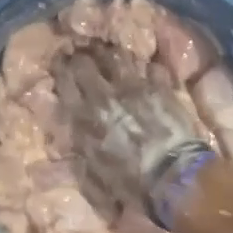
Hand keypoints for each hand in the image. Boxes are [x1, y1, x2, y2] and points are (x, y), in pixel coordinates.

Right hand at [54, 50, 207, 220]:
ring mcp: (135, 87)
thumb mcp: (94, 170)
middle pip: (87, 62)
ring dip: (108, 53)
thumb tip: (58, 132)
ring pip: (116, 56)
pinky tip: (141, 66)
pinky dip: (141, 64)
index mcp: (86, 115)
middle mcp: (107, 94)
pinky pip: (147, 65)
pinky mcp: (160, 86)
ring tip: (106, 50)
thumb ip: (77, 141)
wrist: (175, 177)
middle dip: (80, 55)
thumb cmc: (132, 182)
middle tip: (79, 53)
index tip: (59, 62)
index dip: (60, 68)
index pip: (65, 80)